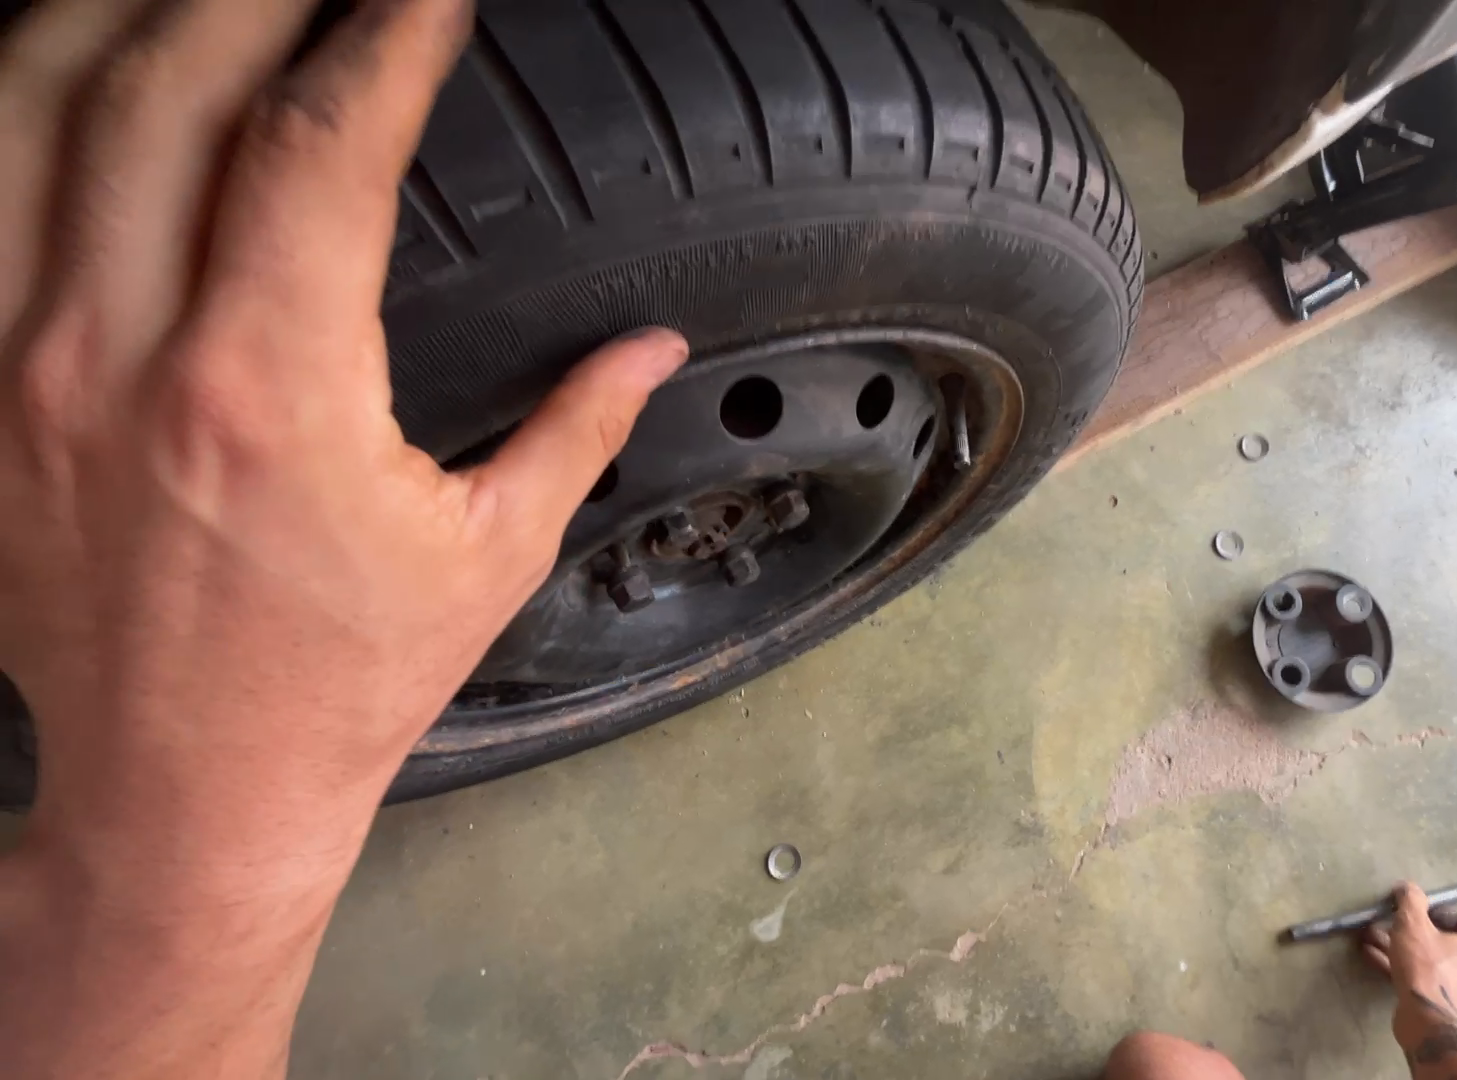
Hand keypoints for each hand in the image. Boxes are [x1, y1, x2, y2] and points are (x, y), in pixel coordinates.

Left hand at [0, 0, 682, 1072]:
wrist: (196, 779)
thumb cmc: (355, 673)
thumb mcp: (498, 547)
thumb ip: (579, 423)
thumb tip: (652, 349)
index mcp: (274, 392)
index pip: (320, 153)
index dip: (383, 48)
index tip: (429, 0)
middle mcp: (118, 351)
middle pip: (160, 86)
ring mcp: (16, 359)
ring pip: (34, 104)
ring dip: (136, 16)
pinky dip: (41, 95)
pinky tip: (102, 74)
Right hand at [1363, 884, 1456, 1034]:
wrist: (1431, 1023)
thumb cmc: (1428, 967)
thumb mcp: (1412, 923)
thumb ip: (1411, 900)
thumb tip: (1409, 887)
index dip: (1446, 917)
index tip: (1421, 915)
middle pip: (1453, 948)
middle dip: (1419, 936)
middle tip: (1394, 929)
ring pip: (1439, 968)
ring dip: (1409, 954)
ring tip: (1375, 943)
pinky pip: (1434, 987)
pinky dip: (1411, 974)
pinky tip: (1376, 962)